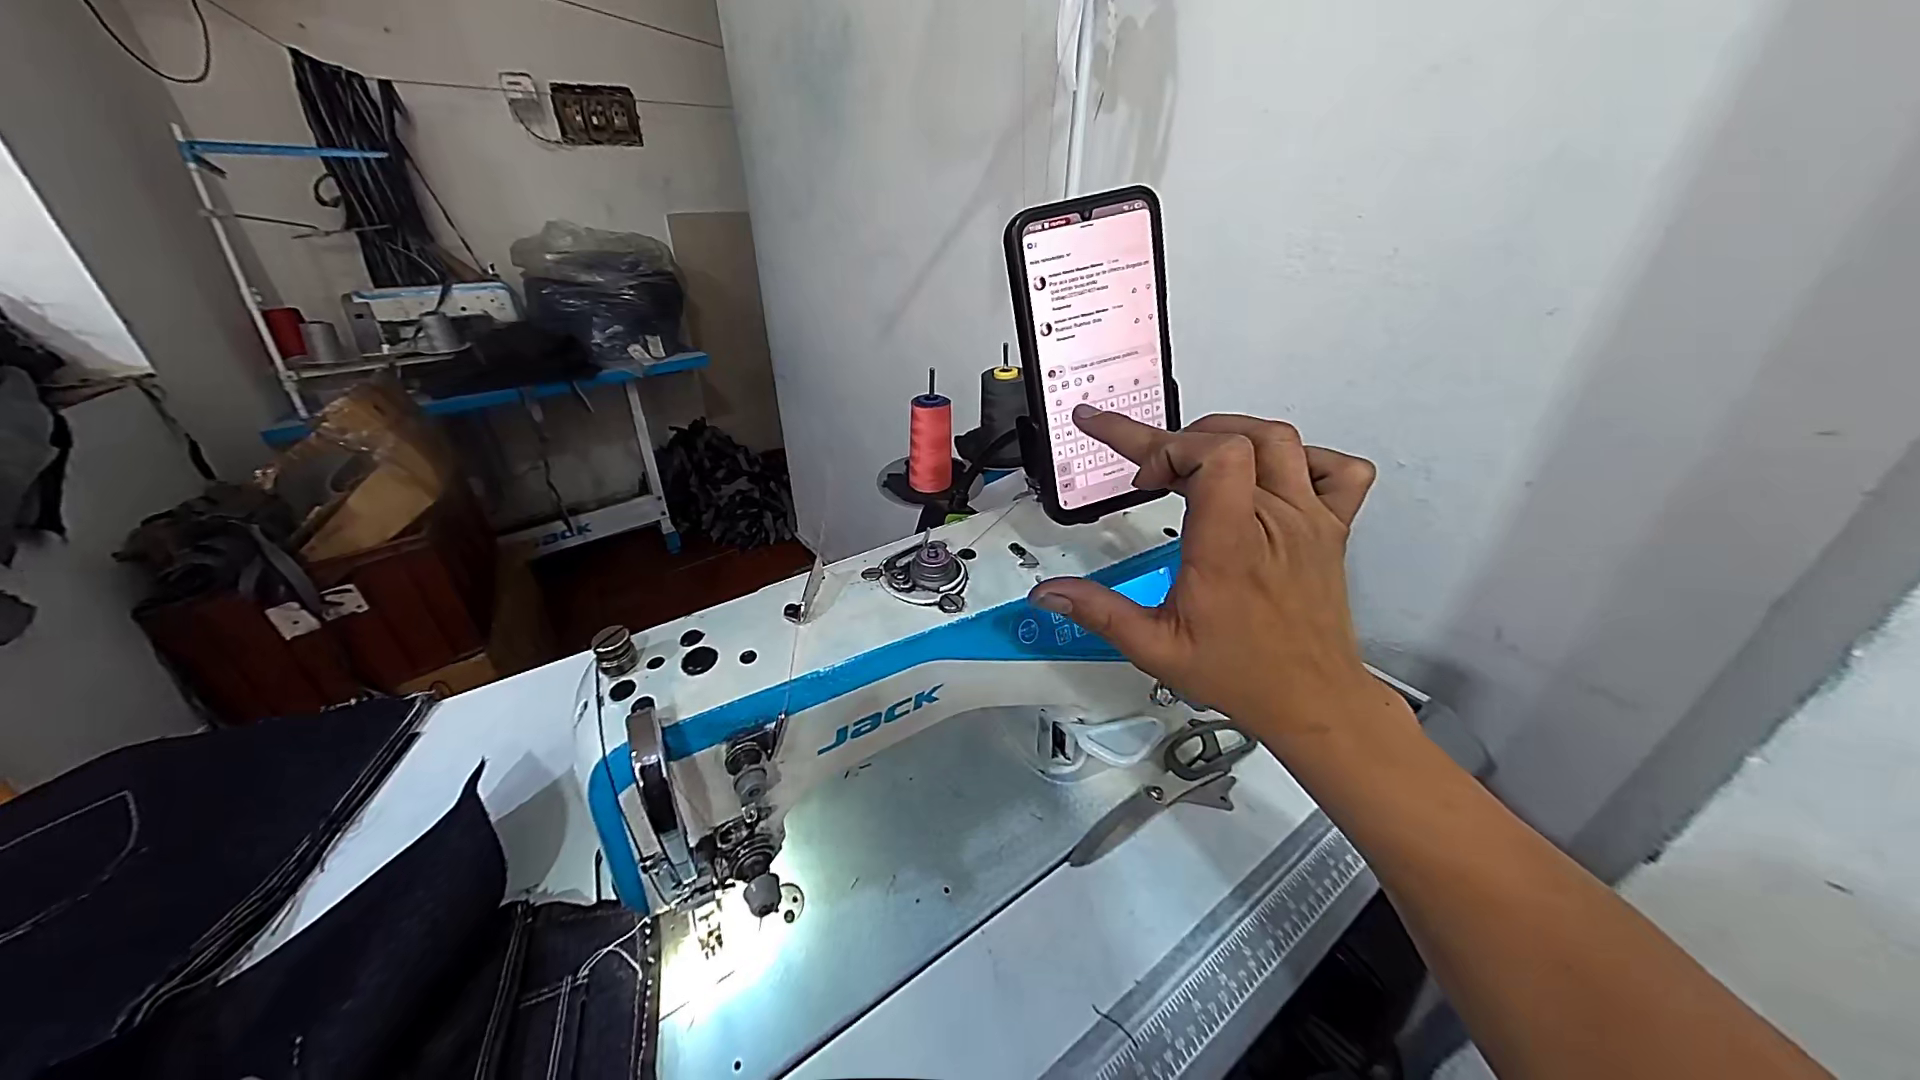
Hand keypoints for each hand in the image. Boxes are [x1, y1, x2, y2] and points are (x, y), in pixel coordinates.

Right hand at [1029, 408, 1382, 734]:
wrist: (1312, 701)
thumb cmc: (1243, 674)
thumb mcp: (1156, 647)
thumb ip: (1098, 612)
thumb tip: (1051, 593)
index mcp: (1229, 545)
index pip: (1204, 455)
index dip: (1149, 437)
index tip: (1106, 429)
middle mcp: (1275, 522)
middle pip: (1231, 438)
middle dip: (1175, 443)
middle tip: (1150, 474)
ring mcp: (1310, 521)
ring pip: (1279, 439)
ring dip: (1228, 436)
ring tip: (1195, 460)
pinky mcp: (1331, 529)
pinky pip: (1337, 469)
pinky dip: (1301, 457)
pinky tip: (1270, 476)